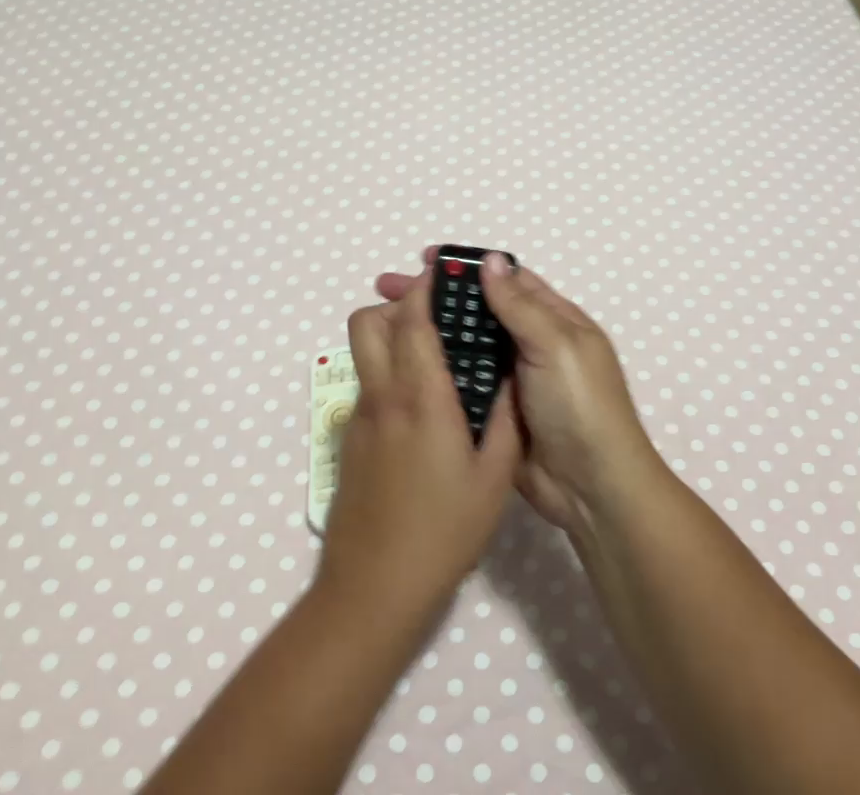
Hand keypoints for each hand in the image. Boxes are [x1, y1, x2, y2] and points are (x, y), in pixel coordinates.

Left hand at [317, 264, 523, 613]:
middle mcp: (382, 399)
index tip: (445, 271)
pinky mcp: (348, 445)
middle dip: (398, 306)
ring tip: (435, 363)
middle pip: (368, 322)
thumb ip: (505, 420)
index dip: (427, 287)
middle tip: (438, 321)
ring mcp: (358, 422)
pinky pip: (366, 389)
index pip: (414, 320)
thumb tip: (511, 376)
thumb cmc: (445, 531)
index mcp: (421, 398)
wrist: (374, 587)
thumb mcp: (494, 477)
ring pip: (363, 355)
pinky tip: (423, 414)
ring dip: (390, 340)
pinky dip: (388, 377)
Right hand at [374, 250, 664, 534]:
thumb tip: (491, 261)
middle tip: (386, 289)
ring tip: (384, 323)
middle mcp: (532, 345)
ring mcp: (512, 380)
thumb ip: (521, 306)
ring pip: (465, 346)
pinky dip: (434, 370)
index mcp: (554, 320)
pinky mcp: (494, 412)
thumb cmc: (581, 406)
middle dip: (436, 297)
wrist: (591, 486)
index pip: (506, 281)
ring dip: (429, 331)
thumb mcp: (556, 346)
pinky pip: (460, 383)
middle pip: (479, 311)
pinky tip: (400, 366)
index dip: (466, 268)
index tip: (423, 261)